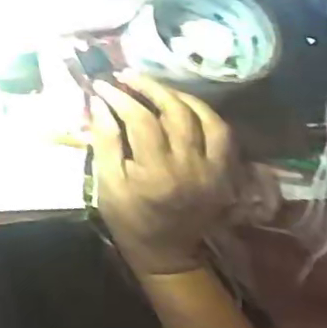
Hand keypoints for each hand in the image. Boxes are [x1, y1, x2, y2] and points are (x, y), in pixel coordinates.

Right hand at [90, 73, 237, 276]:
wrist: (167, 252)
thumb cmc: (127, 216)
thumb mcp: (106, 181)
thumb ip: (104, 140)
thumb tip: (99, 101)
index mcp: (157, 172)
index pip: (141, 119)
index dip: (120, 97)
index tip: (101, 84)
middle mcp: (192, 167)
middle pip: (177, 112)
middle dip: (150, 87)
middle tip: (127, 75)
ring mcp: (215, 170)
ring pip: (206, 118)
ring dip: (180, 96)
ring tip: (156, 86)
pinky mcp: (227, 173)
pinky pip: (223, 134)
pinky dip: (204, 114)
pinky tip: (183, 106)